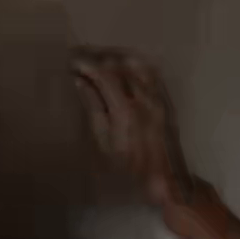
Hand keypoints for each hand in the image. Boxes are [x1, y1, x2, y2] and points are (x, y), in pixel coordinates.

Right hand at [73, 50, 197, 209]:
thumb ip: (93, 108)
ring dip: (116, 58)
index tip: (72, 62)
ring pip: (137, 63)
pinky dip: (134, 64)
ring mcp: (157, 96)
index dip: (86, 64)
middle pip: (119, 64)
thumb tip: (80, 82)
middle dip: (98, 57)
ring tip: (100, 60)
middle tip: (82, 59)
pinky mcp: (166, 99)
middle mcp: (143, 97)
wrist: (167, 180)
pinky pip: (151, 72)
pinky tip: (124, 65)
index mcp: (124, 109)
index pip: (103, 74)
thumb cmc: (128, 167)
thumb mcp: (103, 142)